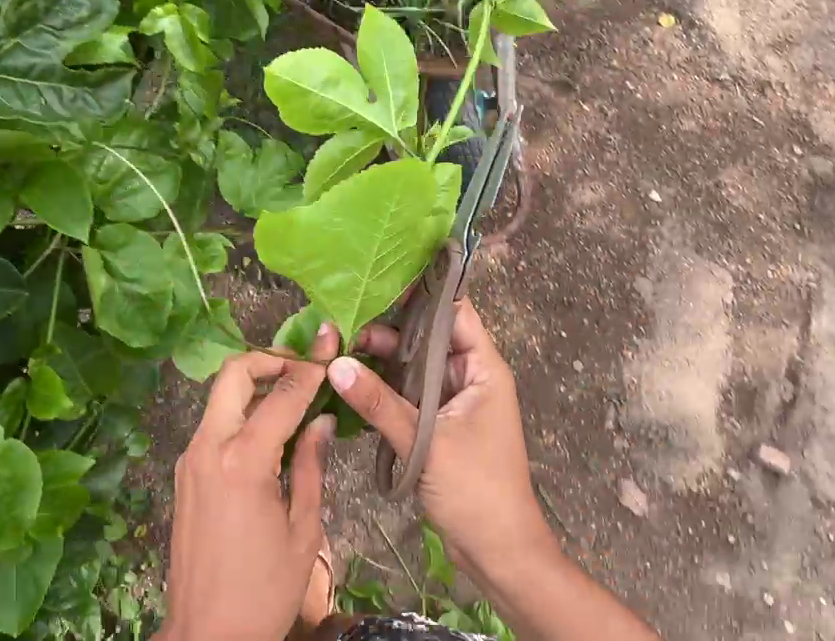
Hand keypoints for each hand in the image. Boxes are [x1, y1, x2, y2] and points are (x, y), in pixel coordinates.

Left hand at [158, 325, 339, 640]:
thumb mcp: (303, 530)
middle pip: (233, 374)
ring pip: (220, 396)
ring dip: (253, 384)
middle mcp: (208, 447)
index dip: (310, 368)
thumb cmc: (264, 590)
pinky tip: (268, 430)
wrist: (206, 635)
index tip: (330, 346)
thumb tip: (322, 420)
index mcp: (243, 461)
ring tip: (292, 394)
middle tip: (303, 365)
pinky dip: (240, 413)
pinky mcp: (183, 473)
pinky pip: (213, 425)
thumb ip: (311, 465)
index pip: (282, 395)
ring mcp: (189, 458)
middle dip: (269, 358)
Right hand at [327, 301, 548, 570]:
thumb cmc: (477, 491)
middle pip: (428, 337)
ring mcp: (452, 401)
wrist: (499, 554)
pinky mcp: (437, 424)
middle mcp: (469, 377)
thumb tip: (335, 364)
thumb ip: (379, 402)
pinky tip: (351, 377)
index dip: (423, 294)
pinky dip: (384, 385)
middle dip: (390, 328)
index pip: (455, 313)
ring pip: (414, 366)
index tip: (381, 280)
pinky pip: (408, 393)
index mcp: (483, 369)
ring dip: (383, 358)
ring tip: (340, 344)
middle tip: (346, 317)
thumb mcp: (426, 442)